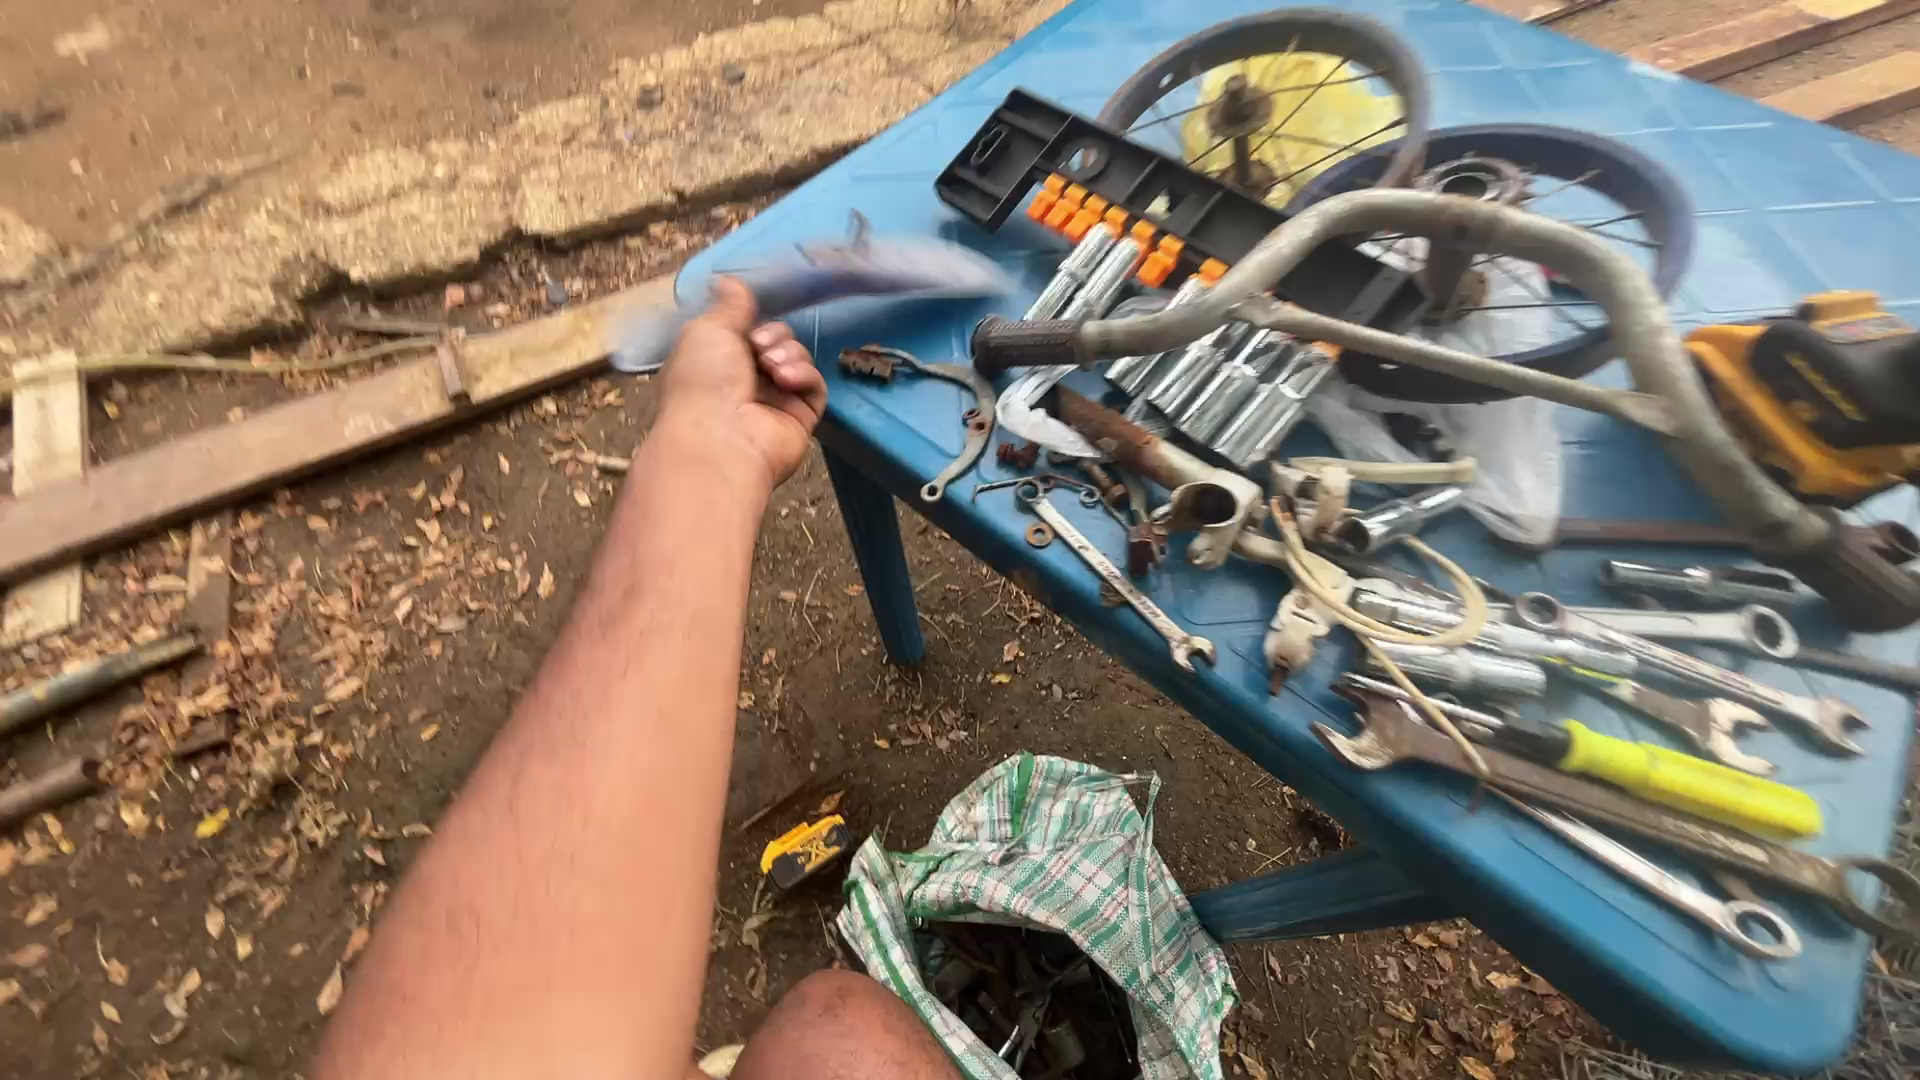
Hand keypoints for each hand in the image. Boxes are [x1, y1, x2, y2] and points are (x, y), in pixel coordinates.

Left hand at [655, 277, 826, 491]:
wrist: (722, 440)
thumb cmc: (703, 382)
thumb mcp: (707, 330)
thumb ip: (729, 305)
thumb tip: (730, 279)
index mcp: (715, 361)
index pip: (744, 330)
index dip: (751, 320)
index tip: (751, 316)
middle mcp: (745, 381)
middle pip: (775, 341)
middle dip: (772, 336)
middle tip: (760, 346)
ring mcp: (775, 401)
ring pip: (797, 359)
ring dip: (789, 354)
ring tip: (773, 367)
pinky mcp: (801, 417)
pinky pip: (814, 386)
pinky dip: (805, 376)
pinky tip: (789, 379)